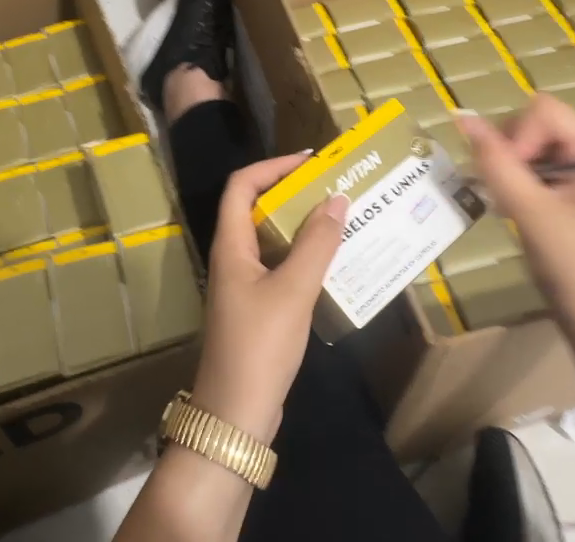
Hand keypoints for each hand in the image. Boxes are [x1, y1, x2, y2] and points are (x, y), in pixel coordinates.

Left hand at [189, 152, 346, 444]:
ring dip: (303, 228)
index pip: (242, 186)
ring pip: (272, 241)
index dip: (272, 166)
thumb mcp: (293, 290)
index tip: (310, 161)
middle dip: (294, 194)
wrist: (236, 413)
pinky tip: (335, 265)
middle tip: (336, 188)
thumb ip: (316, 244)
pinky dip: (305, 259)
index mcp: (230, 245)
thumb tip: (337, 198)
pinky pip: (281, 269)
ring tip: (344, 220)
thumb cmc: (260, 344)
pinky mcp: (256, 308)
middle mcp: (233, 258)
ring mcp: (243, 285)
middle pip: (257, 209)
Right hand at [456, 97, 574, 328]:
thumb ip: (496, 163)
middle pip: (535, 123)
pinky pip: (530, 167)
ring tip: (506, 202)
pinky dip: (512, 181)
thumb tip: (461, 116)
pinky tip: (510, 207)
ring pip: (527, 145)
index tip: (511, 176)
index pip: (544, 111)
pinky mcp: (566, 193)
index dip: (518, 134)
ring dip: (507, 167)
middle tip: (503, 190)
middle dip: (510, 150)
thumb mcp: (530, 211)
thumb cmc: (572, 265)